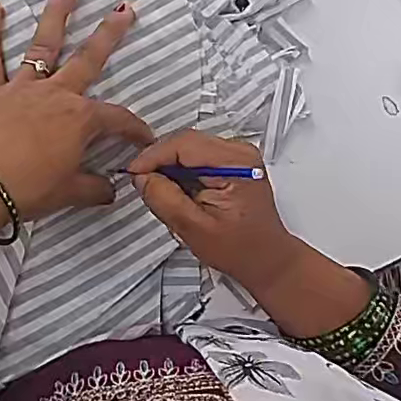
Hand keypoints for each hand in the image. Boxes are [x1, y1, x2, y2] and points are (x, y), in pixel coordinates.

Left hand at [0, 0, 153, 218]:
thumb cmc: (28, 189)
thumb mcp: (70, 193)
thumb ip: (94, 188)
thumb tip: (110, 190)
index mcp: (80, 119)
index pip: (118, 119)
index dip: (136, 130)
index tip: (145, 140)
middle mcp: (56, 95)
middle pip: (88, 59)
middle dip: (110, 33)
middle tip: (125, 9)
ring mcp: (22, 89)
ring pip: (44, 45)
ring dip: (57, 14)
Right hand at [128, 130, 369, 337]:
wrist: (267, 259)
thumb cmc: (241, 249)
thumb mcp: (194, 228)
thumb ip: (165, 199)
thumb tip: (142, 177)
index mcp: (235, 163)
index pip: (183, 144)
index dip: (153, 156)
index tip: (134, 173)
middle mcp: (240, 151)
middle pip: (185, 142)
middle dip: (160, 161)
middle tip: (142, 184)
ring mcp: (237, 155)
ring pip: (189, 148)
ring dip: (170, 166)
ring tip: (163, 193)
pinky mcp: (232, 163)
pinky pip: (197, 157)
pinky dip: (182, 171)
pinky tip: (179, 192)